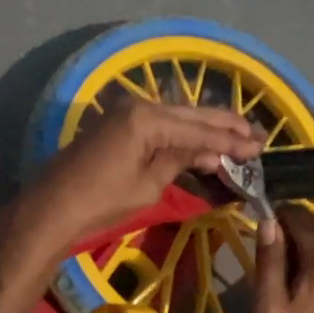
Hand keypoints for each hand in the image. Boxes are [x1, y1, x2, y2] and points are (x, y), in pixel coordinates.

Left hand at [21, 98, 262, 250]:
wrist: (53, 207)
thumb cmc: (101, 201)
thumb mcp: (149, 185)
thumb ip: (181, 160)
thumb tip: (210, 151)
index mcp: (147, 118)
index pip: (199, 129)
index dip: (231, 140)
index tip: (260, 146)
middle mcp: (138, 105)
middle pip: (191, 114)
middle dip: (224, 125)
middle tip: (257, 133)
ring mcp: (125, 111)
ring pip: (176, 116)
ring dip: (205, 126)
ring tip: (238, 134)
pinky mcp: (117, 123)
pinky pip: (160, 122)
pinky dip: (183, 130)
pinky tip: (202, 137)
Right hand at [254, 205, 313, 312]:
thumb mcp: (272, 309)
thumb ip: (269, 261)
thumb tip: (267, 221)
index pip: (297, 214)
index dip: (276, 222)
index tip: (264, 246)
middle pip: (313, 234)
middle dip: (293, 250)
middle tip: (280, 285)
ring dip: (312, 264)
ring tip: (302, 299)